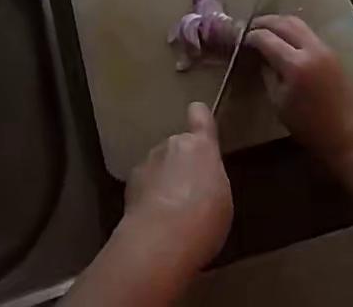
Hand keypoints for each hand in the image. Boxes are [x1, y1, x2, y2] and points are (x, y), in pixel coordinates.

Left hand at [122, 102, 232, 270]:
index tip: (199, 123)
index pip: (200, 114)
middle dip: (180, 164)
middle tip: (187, 194)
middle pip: (178, 146)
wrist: (162, 239)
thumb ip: (211, 177)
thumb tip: (200, 180)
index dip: (199, 118)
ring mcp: (149, 160)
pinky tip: (151, 218)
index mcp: (201, 145)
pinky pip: (143, 182)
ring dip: (162, 179)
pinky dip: (147, 195)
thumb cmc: (204, 219)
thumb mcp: (222, 198)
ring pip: (159, 164)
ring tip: (168, 211)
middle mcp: (174, 143)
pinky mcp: (131, 180)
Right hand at [245, 14, 352, 162]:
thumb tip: (258, 55)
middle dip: (263, 23)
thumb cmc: (309, 126)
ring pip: (296, 22)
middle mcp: (310, 48)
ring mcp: (323, 47)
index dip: (250, 36)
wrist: (349, 134)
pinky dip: (291, 29)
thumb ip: (267, 74)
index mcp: (295, 64)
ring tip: (264, 30)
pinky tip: (282, 38)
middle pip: (282, 22)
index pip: (266, 38)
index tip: (239, 39)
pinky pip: (307, 31)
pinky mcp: (331, 50)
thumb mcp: (279, 103)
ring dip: (278, 22)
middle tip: (249, 29)